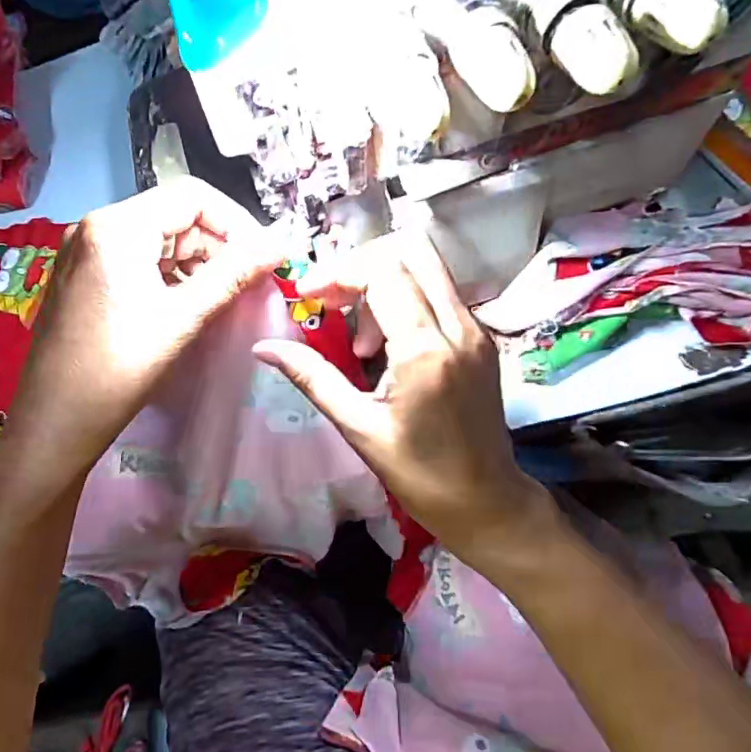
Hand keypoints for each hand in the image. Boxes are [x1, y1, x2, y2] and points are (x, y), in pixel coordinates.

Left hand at [5, 179, 279, 483]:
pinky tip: (186, 303)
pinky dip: (168, 274)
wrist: (54, 421)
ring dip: (195, 260)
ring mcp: (84, 251)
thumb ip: (234, 275)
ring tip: (222, 296)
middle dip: (216, 243)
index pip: (192, 196)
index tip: (263, 257)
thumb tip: (281, 244)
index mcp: (117, 227)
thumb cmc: (118, 369)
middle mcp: (95, 227)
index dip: (236, 222)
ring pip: (156, 238)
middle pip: (173, 214)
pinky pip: (136, 259)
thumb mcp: (182, 318)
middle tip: (247, 281)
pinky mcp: (82, 276)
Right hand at [252, 231, 555, 560]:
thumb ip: (312, 378)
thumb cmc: (418, 474)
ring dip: (383, 282)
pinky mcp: (480, 339)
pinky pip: (438, 293)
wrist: (486, 502)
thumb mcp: (358, 427)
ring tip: (359, 338)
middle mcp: (459, 327)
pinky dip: (403, 300)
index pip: (383, 271)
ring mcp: (476, 330)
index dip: (337, 273)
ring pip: (427, 267)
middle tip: (333, 301)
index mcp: (426, 351)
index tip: (306, 297)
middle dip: (362, 264)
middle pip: (413, 250)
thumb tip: (264, 348)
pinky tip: (385, 346)